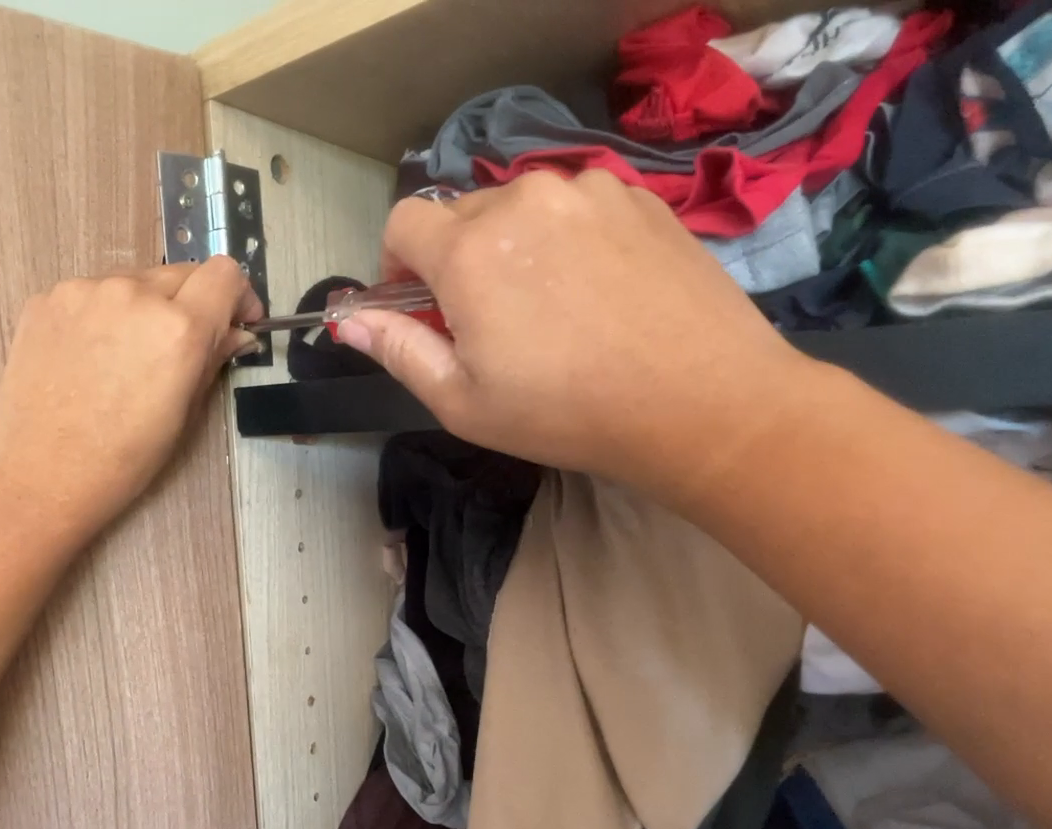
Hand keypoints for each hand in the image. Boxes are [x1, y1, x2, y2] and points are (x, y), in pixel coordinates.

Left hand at [0, 259, 262, 536]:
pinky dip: (101, 316)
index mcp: (179, 329)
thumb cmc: (121, 461)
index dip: (237, 297)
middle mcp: (134, 294)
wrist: (39, 476)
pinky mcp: (46, 299)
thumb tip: (235, 333)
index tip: (233, 321)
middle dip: (190, 305)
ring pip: (133, 283)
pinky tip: (88, 360)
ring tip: (124, 359)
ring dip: (142, 309)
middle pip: (180, 274)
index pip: (225, 275)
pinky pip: (91, 296)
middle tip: (178, 350)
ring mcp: (84, 292)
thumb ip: (212, 360)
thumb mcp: (183, 415)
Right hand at [337, 171, 813, 495]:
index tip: (420, 307)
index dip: (397, 266)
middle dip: (457, 260)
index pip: (402, 223)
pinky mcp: (637, 197)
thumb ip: (398, 350)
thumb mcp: (463, 401)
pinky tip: (597, 292)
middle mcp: (523, 199)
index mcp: (469, 250)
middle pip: (461, 214)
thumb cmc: (566, 413)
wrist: (701, 402)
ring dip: (513, 247)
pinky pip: (575, 207)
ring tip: (551, 308)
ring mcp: (587, 191)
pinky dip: (566, 239)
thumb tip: (350, 320)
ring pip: (520, 207)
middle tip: (491, 322)